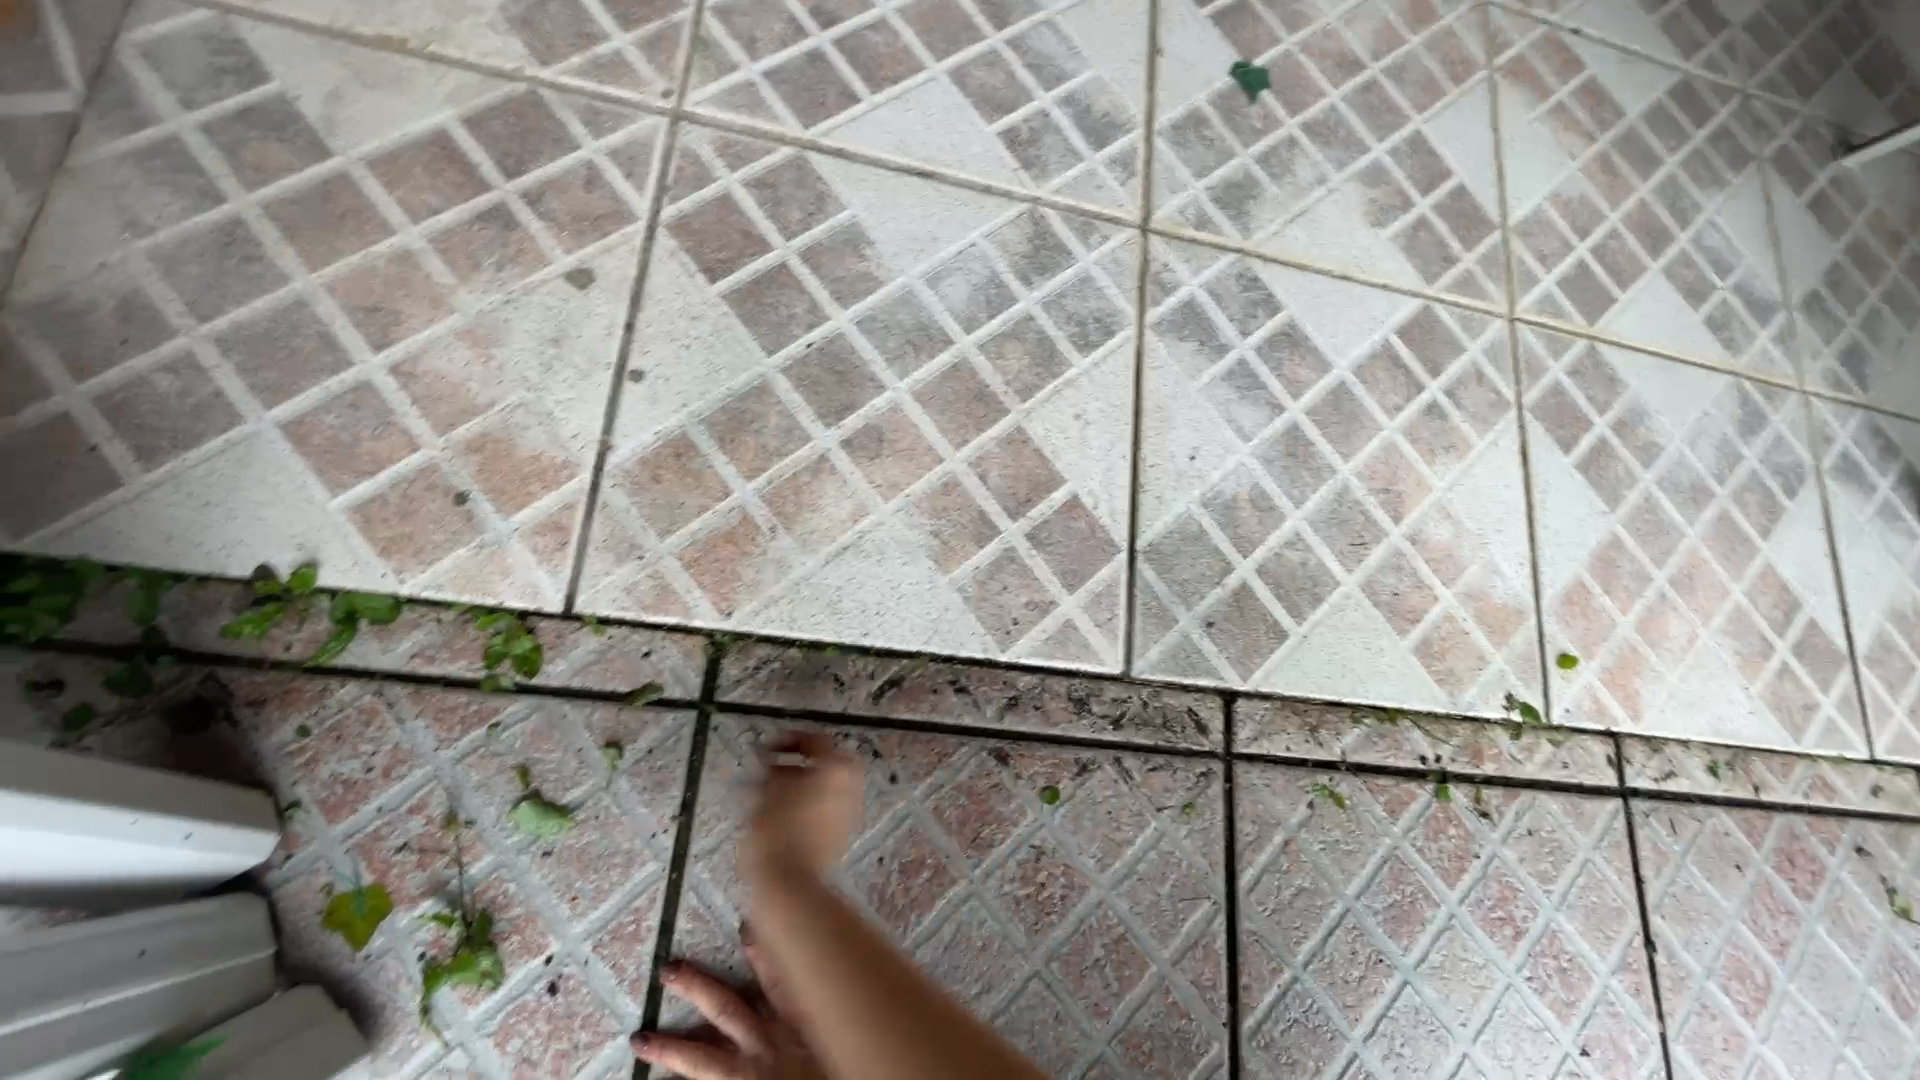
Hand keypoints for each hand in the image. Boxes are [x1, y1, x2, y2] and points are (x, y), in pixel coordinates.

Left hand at [633, 948, 825, 1079]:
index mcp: (800, 1021)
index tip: (744, 922)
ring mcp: (749, 1073)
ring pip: (702, 1058)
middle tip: (668, 968)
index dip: (759, 949)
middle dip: (696, 987)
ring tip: (639, 1040)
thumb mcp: (838, 1036)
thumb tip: (835, 984)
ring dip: (670, 1048)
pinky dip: (680, 1075)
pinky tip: (655, 1071)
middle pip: (725, 1008)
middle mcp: (769, 1043)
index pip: (776, 975)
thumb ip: (823, 1011)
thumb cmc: (839, 1062)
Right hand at [741, 732, 860, 882]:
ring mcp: (848, 812)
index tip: (769, 747)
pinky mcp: (840, 833)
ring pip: (823, 788)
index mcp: (836, 769)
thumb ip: (775, 769)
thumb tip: (774, 761)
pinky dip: (804, 805)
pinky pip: (823, 809)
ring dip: (798, 785)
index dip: (791, 739)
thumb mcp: (768, 791)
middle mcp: (849, 787)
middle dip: (798, 764)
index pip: (817, 740)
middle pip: (825, 764)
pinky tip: (780, 815)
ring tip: (770, 794)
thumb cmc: (777, 831)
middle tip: (773, 770)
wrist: (790, 881)